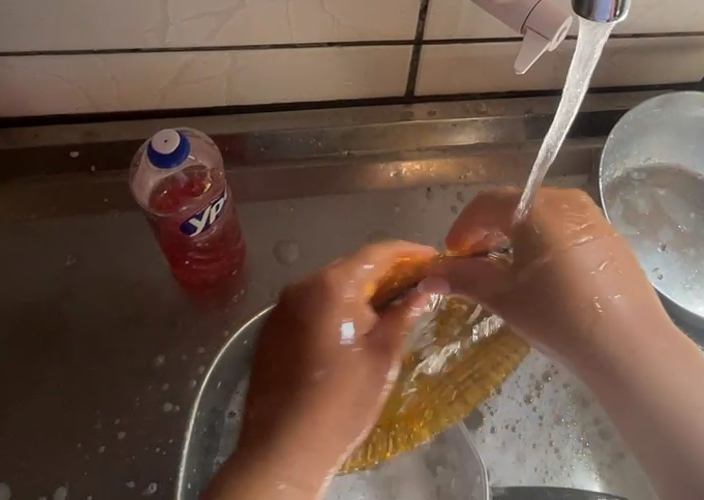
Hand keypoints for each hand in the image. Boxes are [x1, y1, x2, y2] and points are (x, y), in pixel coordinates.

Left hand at [207, 242, 442, 499]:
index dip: (408, 252)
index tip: (432, 257)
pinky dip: (334, 308)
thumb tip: (430, 286)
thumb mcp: (383, 355)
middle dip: (384, 272)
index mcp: (332, 285)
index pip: (377, 253)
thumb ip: (405, 312)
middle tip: (415, 283)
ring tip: (387, 305)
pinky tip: (351, 328)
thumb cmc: (343, 400)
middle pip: (351, 267)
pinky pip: (310, 306)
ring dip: (358, 291)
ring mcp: (281, 308)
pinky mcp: (271, 330)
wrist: (283, 451)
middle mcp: (302, 286)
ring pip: (329, 286)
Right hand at [435, 187, 668, 371]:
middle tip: (473, 262)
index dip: (463, 227)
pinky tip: (543, 274)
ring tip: (506, 269)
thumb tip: (430, 277)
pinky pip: (565, 226)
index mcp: (535, 207)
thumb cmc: (559, 316)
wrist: (628, 344)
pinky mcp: (608, 234)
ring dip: (516, 234)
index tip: (452, 255)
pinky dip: (544, 240)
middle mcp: (564, 199)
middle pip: (514, 204)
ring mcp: (591, 214)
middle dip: (488, 230)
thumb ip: (466, 280)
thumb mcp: (505, 298)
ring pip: (541, 214)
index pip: (486, 203)